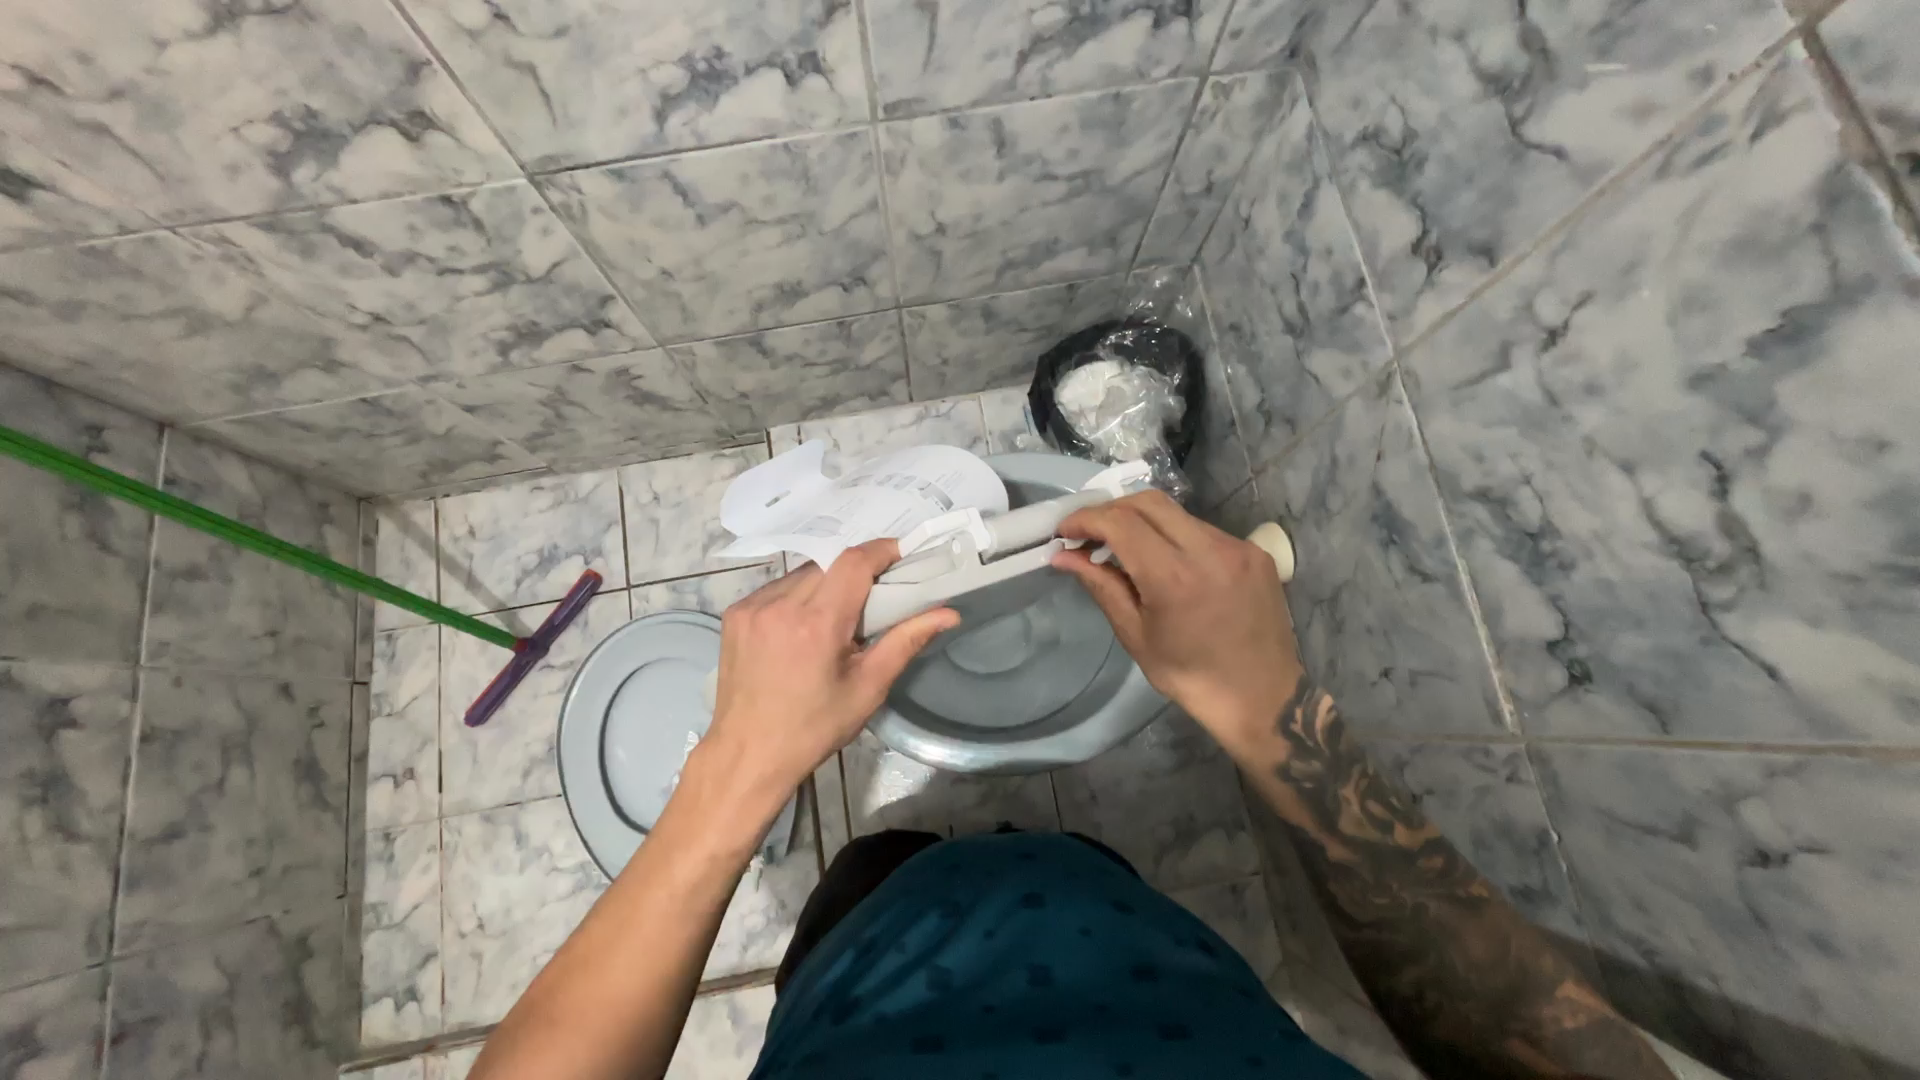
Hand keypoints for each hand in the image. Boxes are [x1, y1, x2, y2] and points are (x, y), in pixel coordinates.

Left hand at [698, 539, 959, 814]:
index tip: (901, 554)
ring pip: (802, 573)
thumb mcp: (868, 688)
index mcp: (817, 624)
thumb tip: (949, 613)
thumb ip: (906, 641)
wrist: (748, 754)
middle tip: (875, 595)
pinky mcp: (734, 613)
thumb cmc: (814, 728)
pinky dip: (797, 596)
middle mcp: (780, 605)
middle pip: (829, 565)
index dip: (881, 550)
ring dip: (826, 583)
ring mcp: (751, 607)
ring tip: (838, 615)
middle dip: (856, 572)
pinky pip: (776, 588)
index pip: (853, 562)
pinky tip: (803, 625)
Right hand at [1051, 491, 1302, 754]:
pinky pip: (1204, 529)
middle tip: (1090, 531)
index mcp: (1174, 578)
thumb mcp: (1135, 635)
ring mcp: (1237, 547)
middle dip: (1111, 510)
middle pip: (1148, 502)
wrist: (1262, 697)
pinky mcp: (1255, 552)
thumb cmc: (1190, 677)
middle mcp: (1209, 551)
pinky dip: (1174, 535)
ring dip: (1143, 521)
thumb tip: (1064, 555)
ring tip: (1124, 546)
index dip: (1086, 519)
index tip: (1066, 530)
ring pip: (1177, 513)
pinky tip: (1166, 560)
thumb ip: (1101, 585)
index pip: (1121, 523)